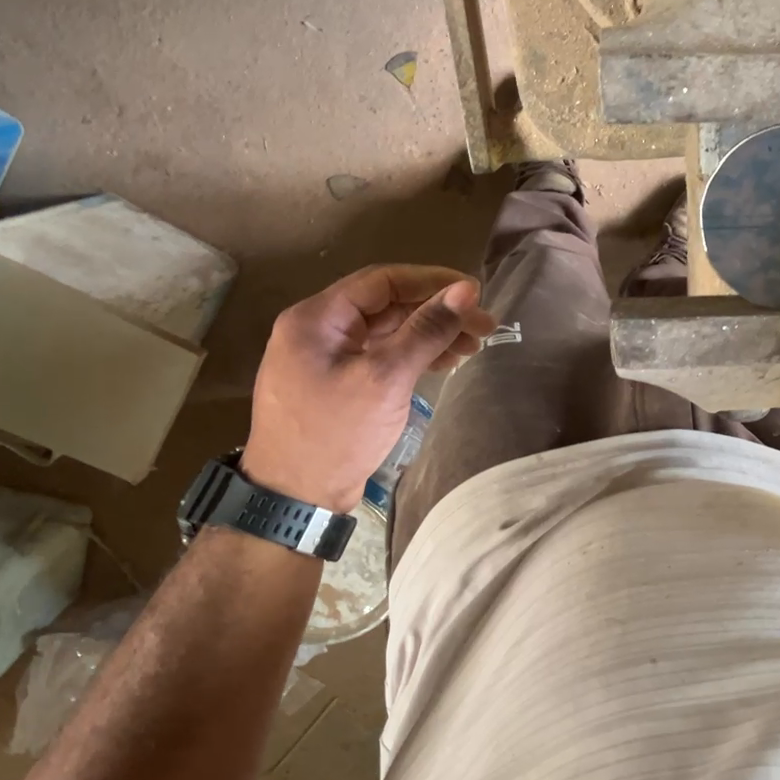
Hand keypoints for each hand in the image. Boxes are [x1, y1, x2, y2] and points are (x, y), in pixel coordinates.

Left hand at [241, 265, 496, 511]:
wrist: (295, 499)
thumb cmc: (337, 434)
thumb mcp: (387, 377)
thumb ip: (427, 330)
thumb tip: (466, 291)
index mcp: (317, 317)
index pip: (383, 281)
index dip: (433, 282)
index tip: (476, 294)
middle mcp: (318, 328)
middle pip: (388, 305)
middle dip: (438, 312)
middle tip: (485, 327)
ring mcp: (326, 356)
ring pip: (388, 330)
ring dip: (431, 334)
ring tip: (473, 347)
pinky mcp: (338, 381)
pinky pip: (381, 353)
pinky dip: (415, 353)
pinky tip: (446, 361)